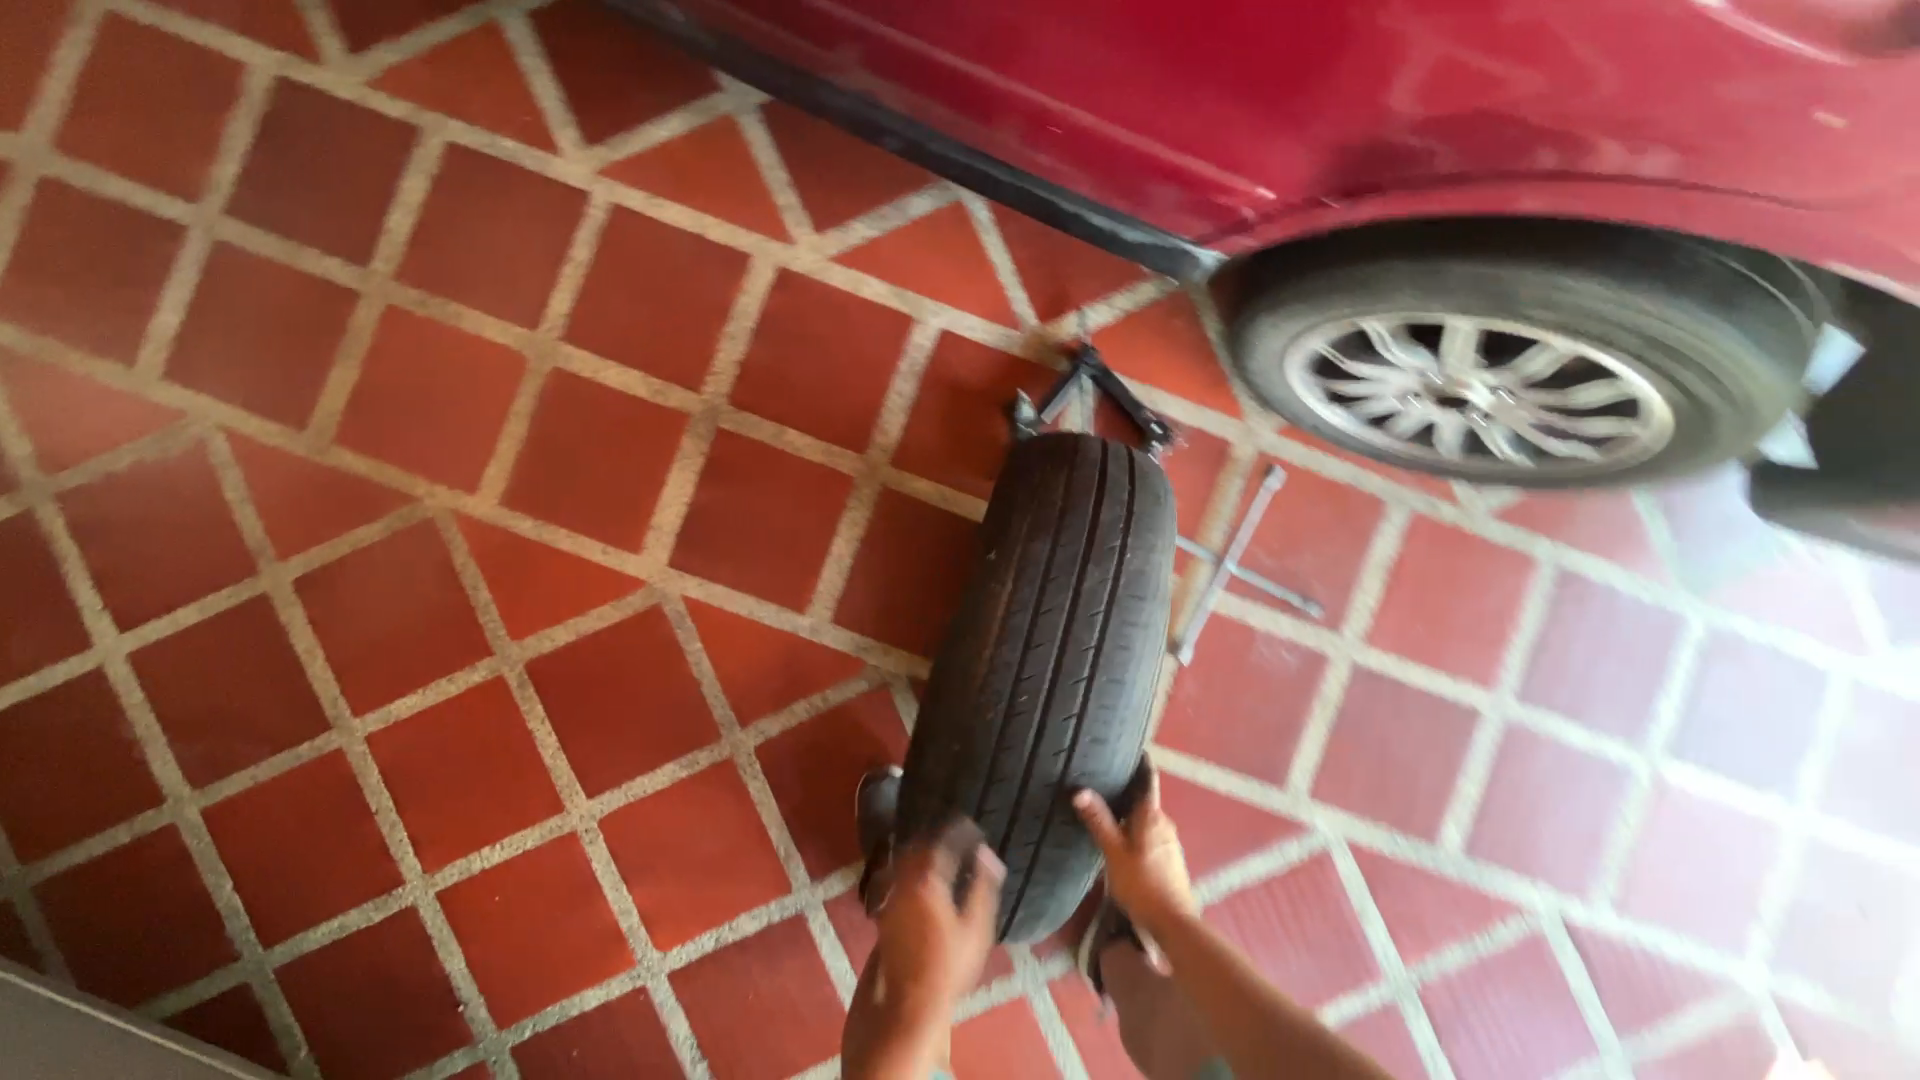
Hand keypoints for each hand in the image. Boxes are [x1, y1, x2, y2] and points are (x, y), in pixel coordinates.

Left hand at [872, 819, 1005, 1020]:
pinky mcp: (885, 912)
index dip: (958, 830)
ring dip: (921, 850)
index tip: (972, 826)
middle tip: (955, 834)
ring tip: (939, 851)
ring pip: (904, 861)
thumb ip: (983, 887)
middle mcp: (904, 882)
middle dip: (936, 836)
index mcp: (928, 880)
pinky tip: (922, 877)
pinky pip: (898, 876)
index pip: (942, 842)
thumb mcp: (977, 927)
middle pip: (917, 846)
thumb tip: (988, 855)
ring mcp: (891, 897)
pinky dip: (911, 868)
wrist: (911, 1000)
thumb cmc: (950, 965)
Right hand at [1074, 765, 1197, 934]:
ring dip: (1130, 814)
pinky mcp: (1169, 860)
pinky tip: (1121, 840)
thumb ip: (1098, 821)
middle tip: (1103, 780)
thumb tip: (1080, 790)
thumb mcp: (1113, 852)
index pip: (1148, 779)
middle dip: (1127, 791)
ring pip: (1146, 820)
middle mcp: (1164, 823)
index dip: (1140, 763)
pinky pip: (1149, 835)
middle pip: (1144, 800)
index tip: (1128, 748)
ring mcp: (1170, 843)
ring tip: (1107, 809)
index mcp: (1152, 816)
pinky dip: (1135, 831)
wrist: (1173, 923)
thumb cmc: (1142, 884)